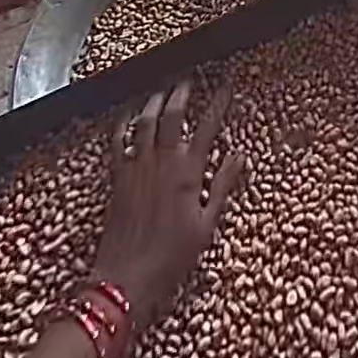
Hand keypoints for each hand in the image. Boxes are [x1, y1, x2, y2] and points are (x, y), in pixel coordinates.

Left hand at [91, 81, 245, 328]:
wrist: (125, 278)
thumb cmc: (172, 256)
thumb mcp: (206, 224)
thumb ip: (222, 185)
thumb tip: (240, 155)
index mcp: (188, 171)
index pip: (208, 127)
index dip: (218, 104)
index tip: (227, 86)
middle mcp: (162, 161)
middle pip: (172, 114)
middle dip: (182, 92)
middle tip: (189, 79)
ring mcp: (137, 166)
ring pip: (145, 121)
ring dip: (155, 101)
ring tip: (163, 89)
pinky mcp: (118, 176)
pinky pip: (119, 140)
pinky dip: (124, 123)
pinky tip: (129, 114)